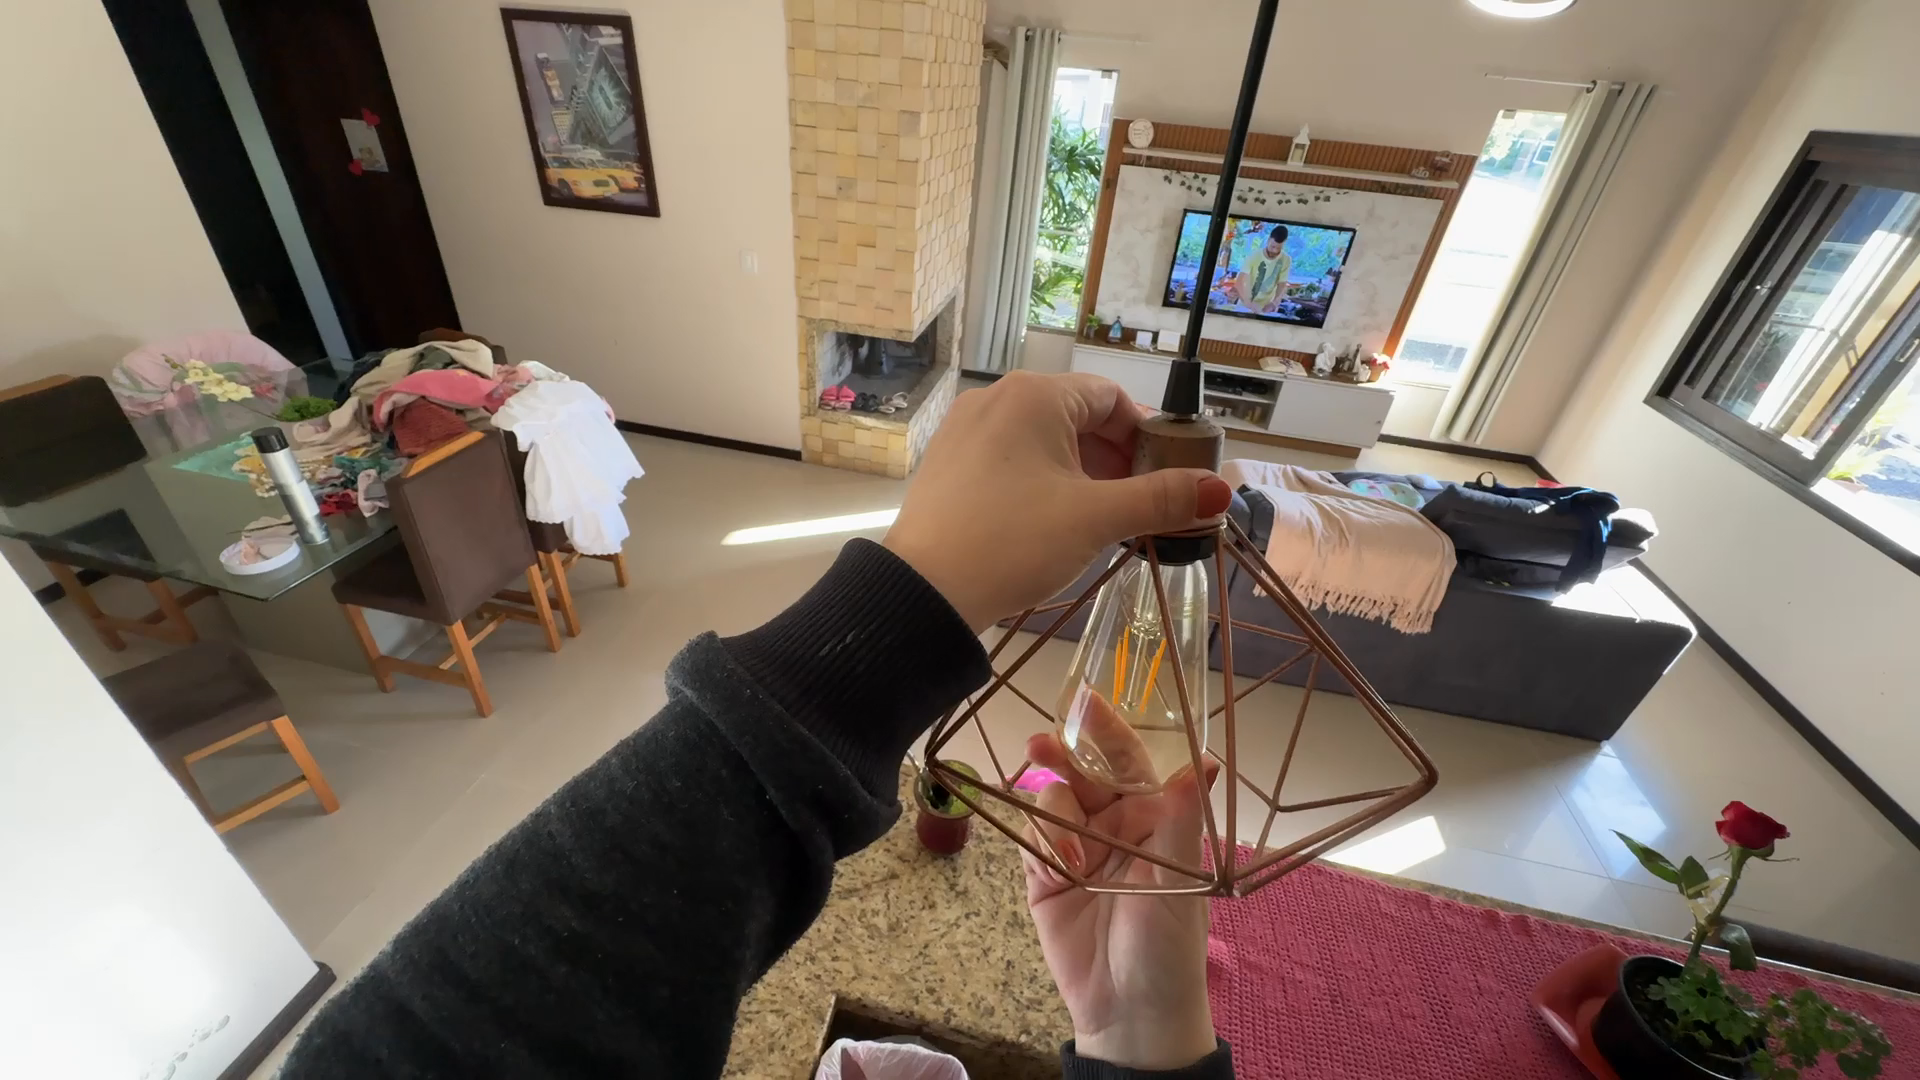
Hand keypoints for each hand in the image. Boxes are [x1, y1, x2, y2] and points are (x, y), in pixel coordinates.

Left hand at [882, 372, 1231, 630]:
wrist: (925, 591)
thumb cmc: (1015, 542)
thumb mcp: (1095, 519)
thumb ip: (1160, 499)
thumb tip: (1220, 490)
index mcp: (1034, 396)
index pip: (1110, 398)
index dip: (1145, 436)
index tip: (1164, 477)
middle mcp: (995, 398)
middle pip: (1074, 416)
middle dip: (1113, 458)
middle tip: (1135, 504)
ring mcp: (964, 429)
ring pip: (1041, 439)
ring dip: (1078, 471)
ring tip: (1096, 517)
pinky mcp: (946, 461)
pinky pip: (1008, 457)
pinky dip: (1039, 479)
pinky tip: (1046, 518)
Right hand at [1021, 732, 1219, 1070]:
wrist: (1128, 1012)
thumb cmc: (1168, 944)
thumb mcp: (1180, 879)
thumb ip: (1180, 818)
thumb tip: (1205, 760)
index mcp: (1148, 816)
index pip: (1124, 759)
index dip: (1105, 728)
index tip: (1084, 700)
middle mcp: (1109, 822)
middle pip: (1078, 769)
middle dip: (1059, 752)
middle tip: (1040, 744)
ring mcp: (1073, 843)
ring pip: (1051, 798)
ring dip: (1054, 816)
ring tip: (1069, 861)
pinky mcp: (1042, 869)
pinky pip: (1029, 835)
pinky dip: (1037, 843)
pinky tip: (1053, 870)